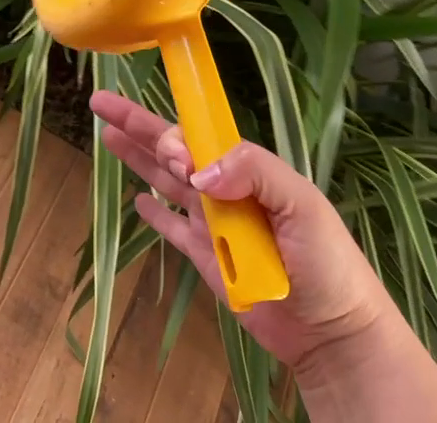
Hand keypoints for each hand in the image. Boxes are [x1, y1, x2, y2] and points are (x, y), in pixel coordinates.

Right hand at [90, 90, 396, 372]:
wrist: (333, 331)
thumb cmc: (326, 261)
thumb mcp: (301, 203)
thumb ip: (252, 171)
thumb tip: (194, 169)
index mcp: (246, 170)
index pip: (199, 136)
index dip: (172, 130)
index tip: (163, 145)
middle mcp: (225, 189)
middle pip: (172, 150)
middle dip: (139, 126)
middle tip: (103, 104)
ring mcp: (213, 224)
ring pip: (164, 182)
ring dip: (137, 158)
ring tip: (107, 134)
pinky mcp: (205, 259)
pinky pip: (172, 229)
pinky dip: (154, 213)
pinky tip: (136, 200)